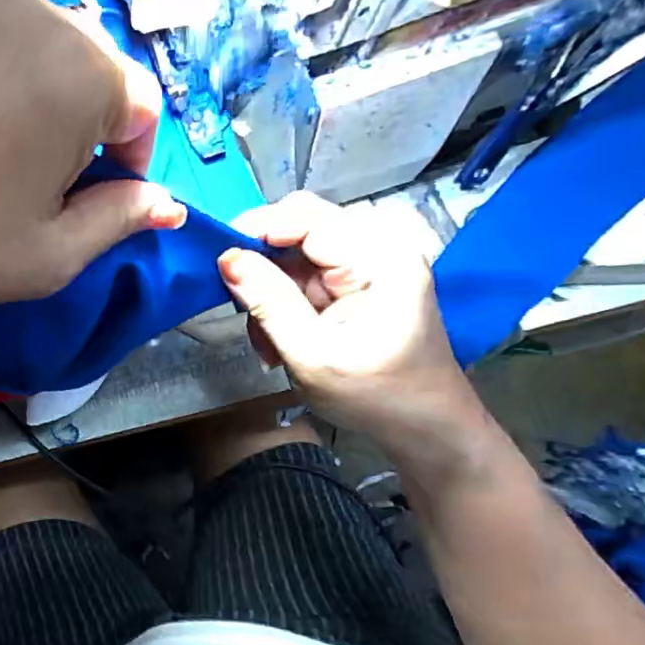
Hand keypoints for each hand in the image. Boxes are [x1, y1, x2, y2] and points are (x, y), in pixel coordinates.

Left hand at [0, 0, 183, 342]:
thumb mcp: (51, 257)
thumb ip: (120, 219)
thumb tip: (165, 203)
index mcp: (79, 71)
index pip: (140, 102)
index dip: (132, 157)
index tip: (103, 197)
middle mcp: (23, 10)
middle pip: (83, 65)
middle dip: (80, 123)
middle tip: (38, 182)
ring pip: (20, 43)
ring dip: (24, 94)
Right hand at [219, 193, 481, 441]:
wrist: (425, 427)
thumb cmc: (377, 397)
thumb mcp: (312, 355)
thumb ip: (269, 302)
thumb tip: (227, 259)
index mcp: (379, 258)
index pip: (307, 217)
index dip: (258, 228)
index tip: (219, 256)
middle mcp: (377, 248)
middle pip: (300, 231)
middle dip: (263, 269)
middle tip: (244, 310)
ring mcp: (368, 267)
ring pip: (295, 258)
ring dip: (270, 295)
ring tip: (269, 342)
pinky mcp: (358, 285)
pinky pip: (305, 280)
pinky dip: (284, 306)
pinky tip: (283, 340)